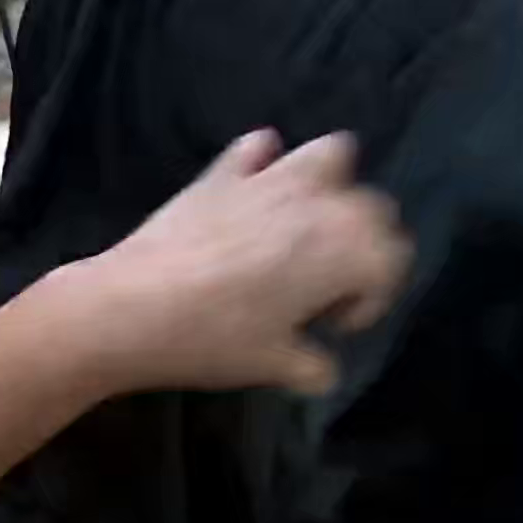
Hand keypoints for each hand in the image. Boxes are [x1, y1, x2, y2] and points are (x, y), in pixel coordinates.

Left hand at [26, 129, 411, 395]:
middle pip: (371, 210)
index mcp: (345, 248)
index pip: (391, 261)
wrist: (131, 309)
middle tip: (317, 291)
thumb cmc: (213, 340)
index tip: (334, 326)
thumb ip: (313, 368)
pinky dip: (265, 166)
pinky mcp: (222, 171)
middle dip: (359, 247)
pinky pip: (260, 150)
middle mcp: (319, 201)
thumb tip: (324, 372)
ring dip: (330, 190)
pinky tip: (250, 197)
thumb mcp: (274, 366)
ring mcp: (270, 177)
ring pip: (331, 158)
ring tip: (299, 232)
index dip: (372, 298)